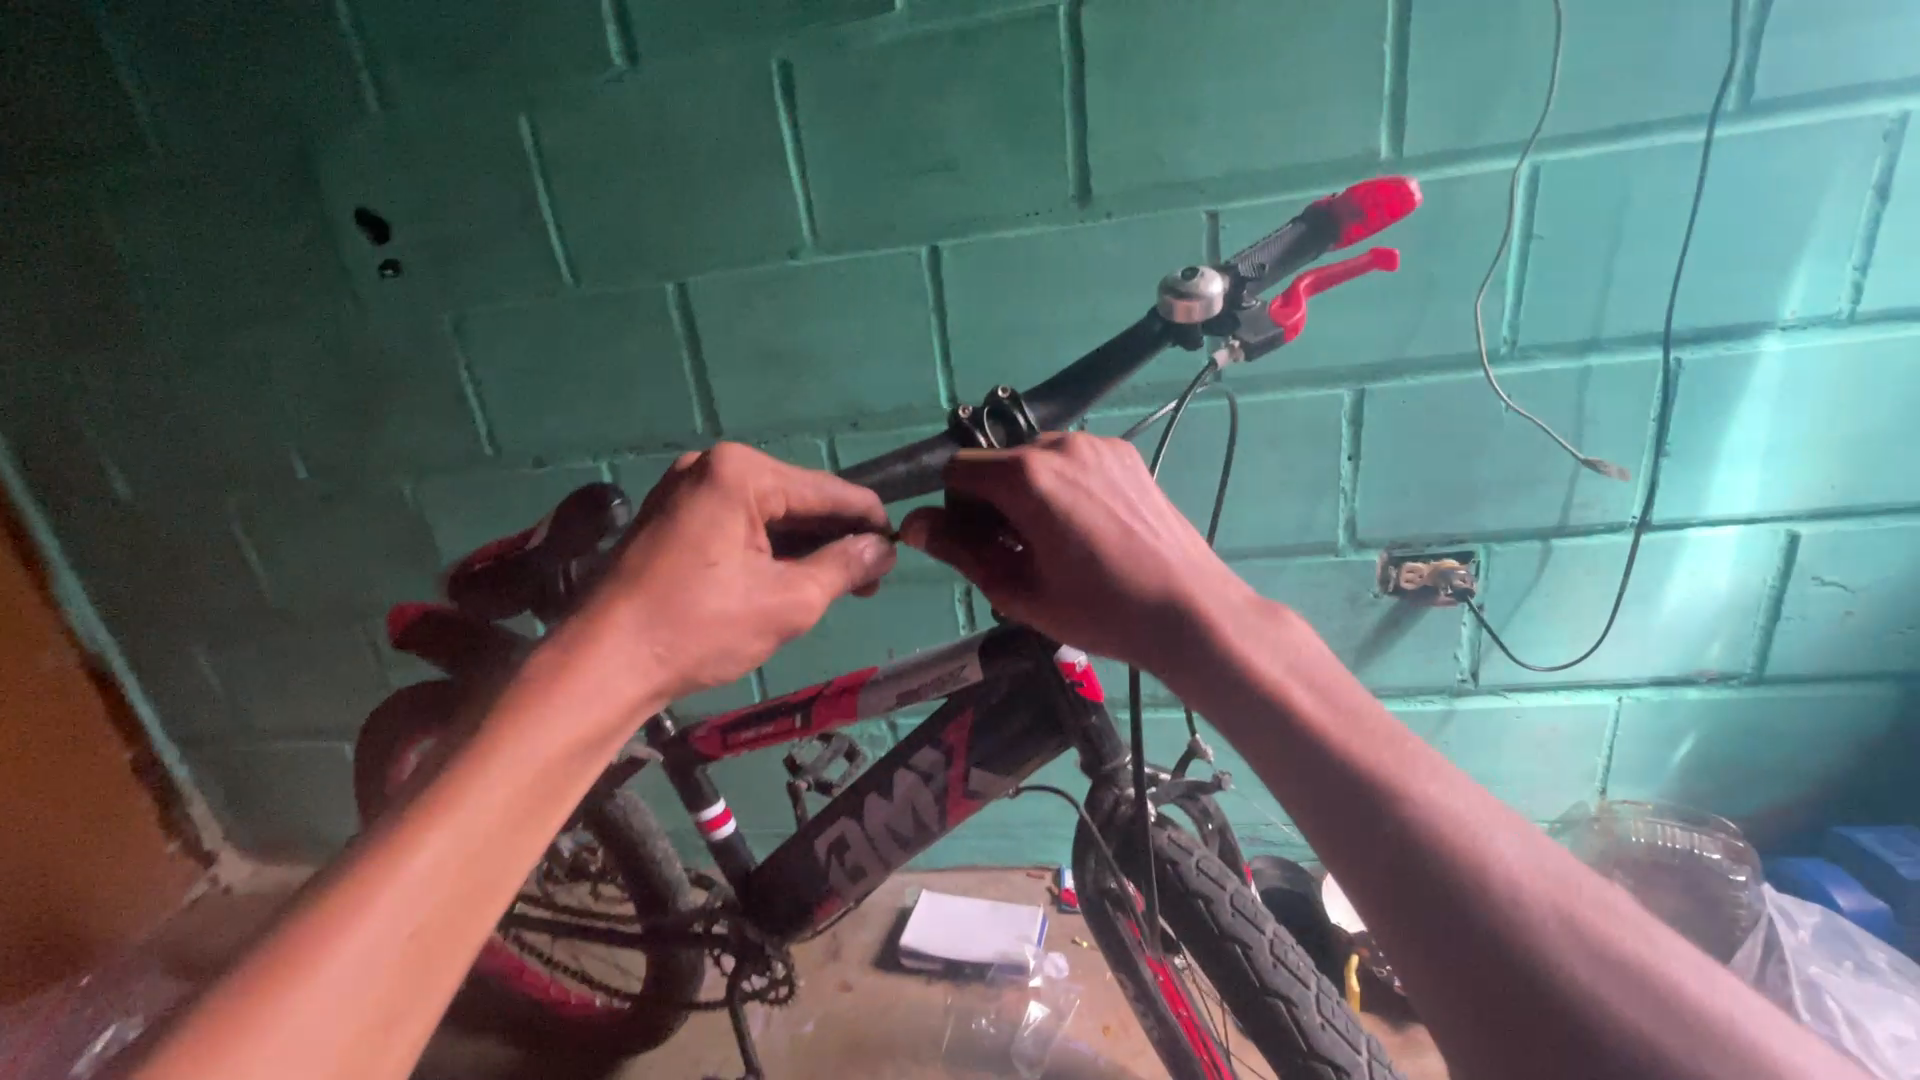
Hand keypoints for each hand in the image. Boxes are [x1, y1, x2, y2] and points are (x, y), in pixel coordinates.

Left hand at [575, 443, 896, 705]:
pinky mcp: (672, 517)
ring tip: (839, 586)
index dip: (870, 521)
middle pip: (798, 499)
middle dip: (836, 539)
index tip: (900, 550)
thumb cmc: (700, 628)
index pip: (829, 491)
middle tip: (869, 582)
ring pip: (769, 514)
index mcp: (742, 472)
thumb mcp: (789, 601)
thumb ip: (845, 567)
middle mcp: (712, 466)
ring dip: (805, 547)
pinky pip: (739, 524)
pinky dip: (769, 549)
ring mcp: (686, 489)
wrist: (602, 664)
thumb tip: (884, 550)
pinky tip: (792, 578)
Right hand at [898, 432, 1251, 673]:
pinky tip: (1089, 528)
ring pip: (1035, 460)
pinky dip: (1063, 486)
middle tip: (1020, 553)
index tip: (981, 549)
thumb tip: (911, 523)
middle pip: (997, 463)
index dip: (956, 512)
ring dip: (1028, 493)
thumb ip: (959, 550)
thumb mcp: (1017, 590)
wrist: (1189, 610)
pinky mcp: (1126, 455)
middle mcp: (1060, 444)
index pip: (957, 472)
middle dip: (993, 503)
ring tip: (1058, 542)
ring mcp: (1099, 445)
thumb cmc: (1099, 611)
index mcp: (1026, 476)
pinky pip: (1073, 461)